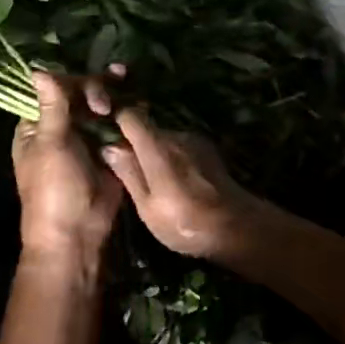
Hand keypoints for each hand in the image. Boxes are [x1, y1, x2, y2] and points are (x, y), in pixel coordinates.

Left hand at [12, 70, 123, 268]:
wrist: (78, 236)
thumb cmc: (54, 190)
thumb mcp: (51, 145)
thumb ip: (52, 105)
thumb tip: (37, 68)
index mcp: (37, 125)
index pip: (55, 90)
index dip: (73, 82)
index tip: (90, 87)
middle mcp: (60, 127)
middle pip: (79, 95)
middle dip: (96, 87)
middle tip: (109, 96)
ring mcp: (85, 139)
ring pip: (99, 107)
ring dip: (113, 94)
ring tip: (128, 78)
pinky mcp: (107, 151)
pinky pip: (116, 125)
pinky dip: (126, 112)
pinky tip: (139, 99)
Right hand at [98, 104, 258, 259]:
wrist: (238, 228)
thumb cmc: (186, 222)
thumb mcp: (148, 207)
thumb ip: (128, 173)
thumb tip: (108, 146)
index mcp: (156, 146)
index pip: (130, 115)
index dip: (116, 122)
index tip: (106, 136)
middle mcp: (175, 135)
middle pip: (146, 128)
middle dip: (134, 143)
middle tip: (127, 169)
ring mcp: (194, 140)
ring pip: (163, 138)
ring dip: (154, 153)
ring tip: (153, 181)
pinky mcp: (207, 150)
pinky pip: (179, 147)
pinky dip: (172, 158)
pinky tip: (175, 182)